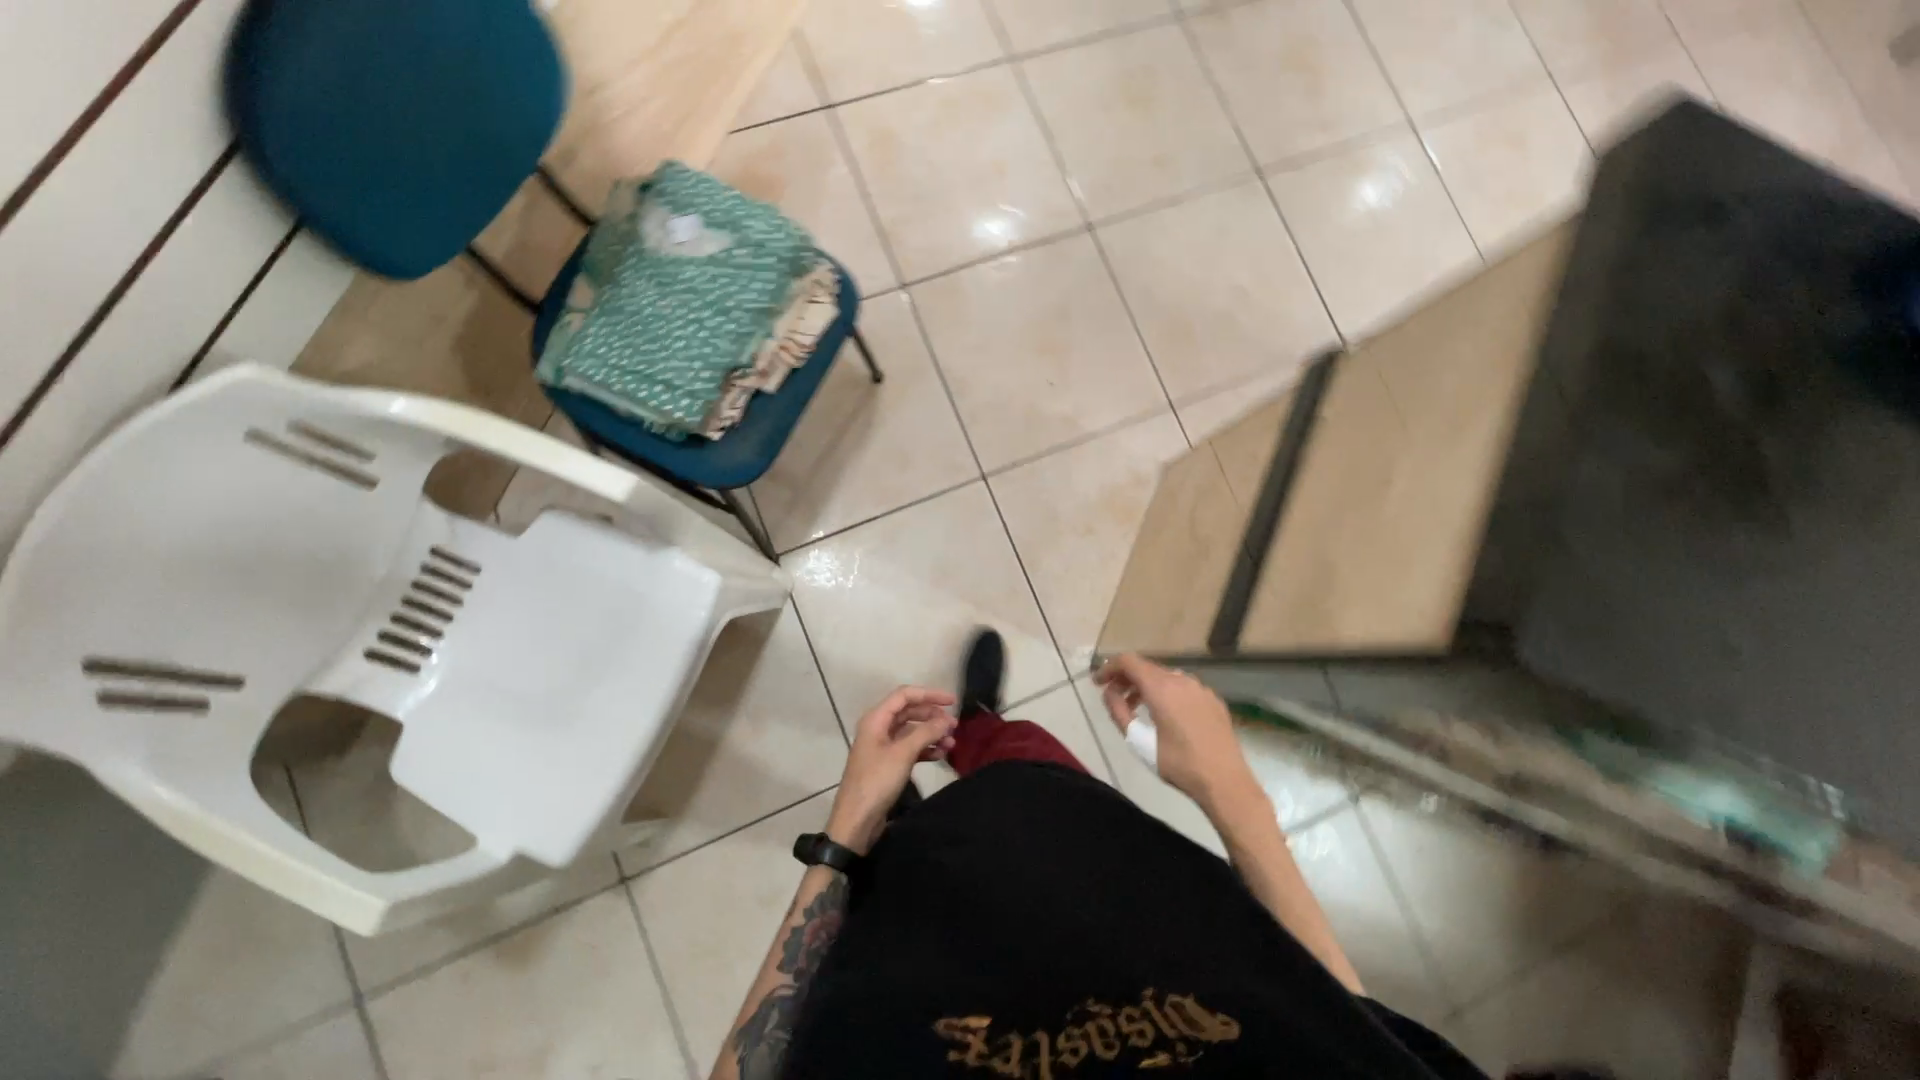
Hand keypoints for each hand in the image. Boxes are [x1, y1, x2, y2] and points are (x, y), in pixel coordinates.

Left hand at [825, 686, 957, 854]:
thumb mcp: (903, 754)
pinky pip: (910, 749)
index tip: (952, 702)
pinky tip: (941, 755)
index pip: (905, 695)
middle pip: (909, 712)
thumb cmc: (877, 781)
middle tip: (955, 726)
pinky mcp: (888, 764)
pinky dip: (925, 749)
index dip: (929, 695)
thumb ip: (926, 733)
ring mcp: (882, 747)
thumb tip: (946, 720)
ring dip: (931, 734)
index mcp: (876, 719)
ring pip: (911, 732)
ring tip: (952, 743)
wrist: (857, 819)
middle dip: (932, 716)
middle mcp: (878, 728)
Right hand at [1094, 654, 1256, 810]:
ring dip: (1146, 686)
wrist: (1225, 781)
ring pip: (1166, 677)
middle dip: (1126, 678)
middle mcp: (1182, 680)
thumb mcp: (1140, 742)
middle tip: (1113, 697)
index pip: (1129, 662)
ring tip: (1137, 708)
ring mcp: (1201, 689)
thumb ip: (1119, 712)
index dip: (1109, 668)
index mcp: (1162, 688)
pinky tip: (1166, 715)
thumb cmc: (1178, 764)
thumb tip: (1109, 693)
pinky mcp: (1213, 701)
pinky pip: (1183, 688)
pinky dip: (1167, 693)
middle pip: (1147, 667)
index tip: (1098, 683)